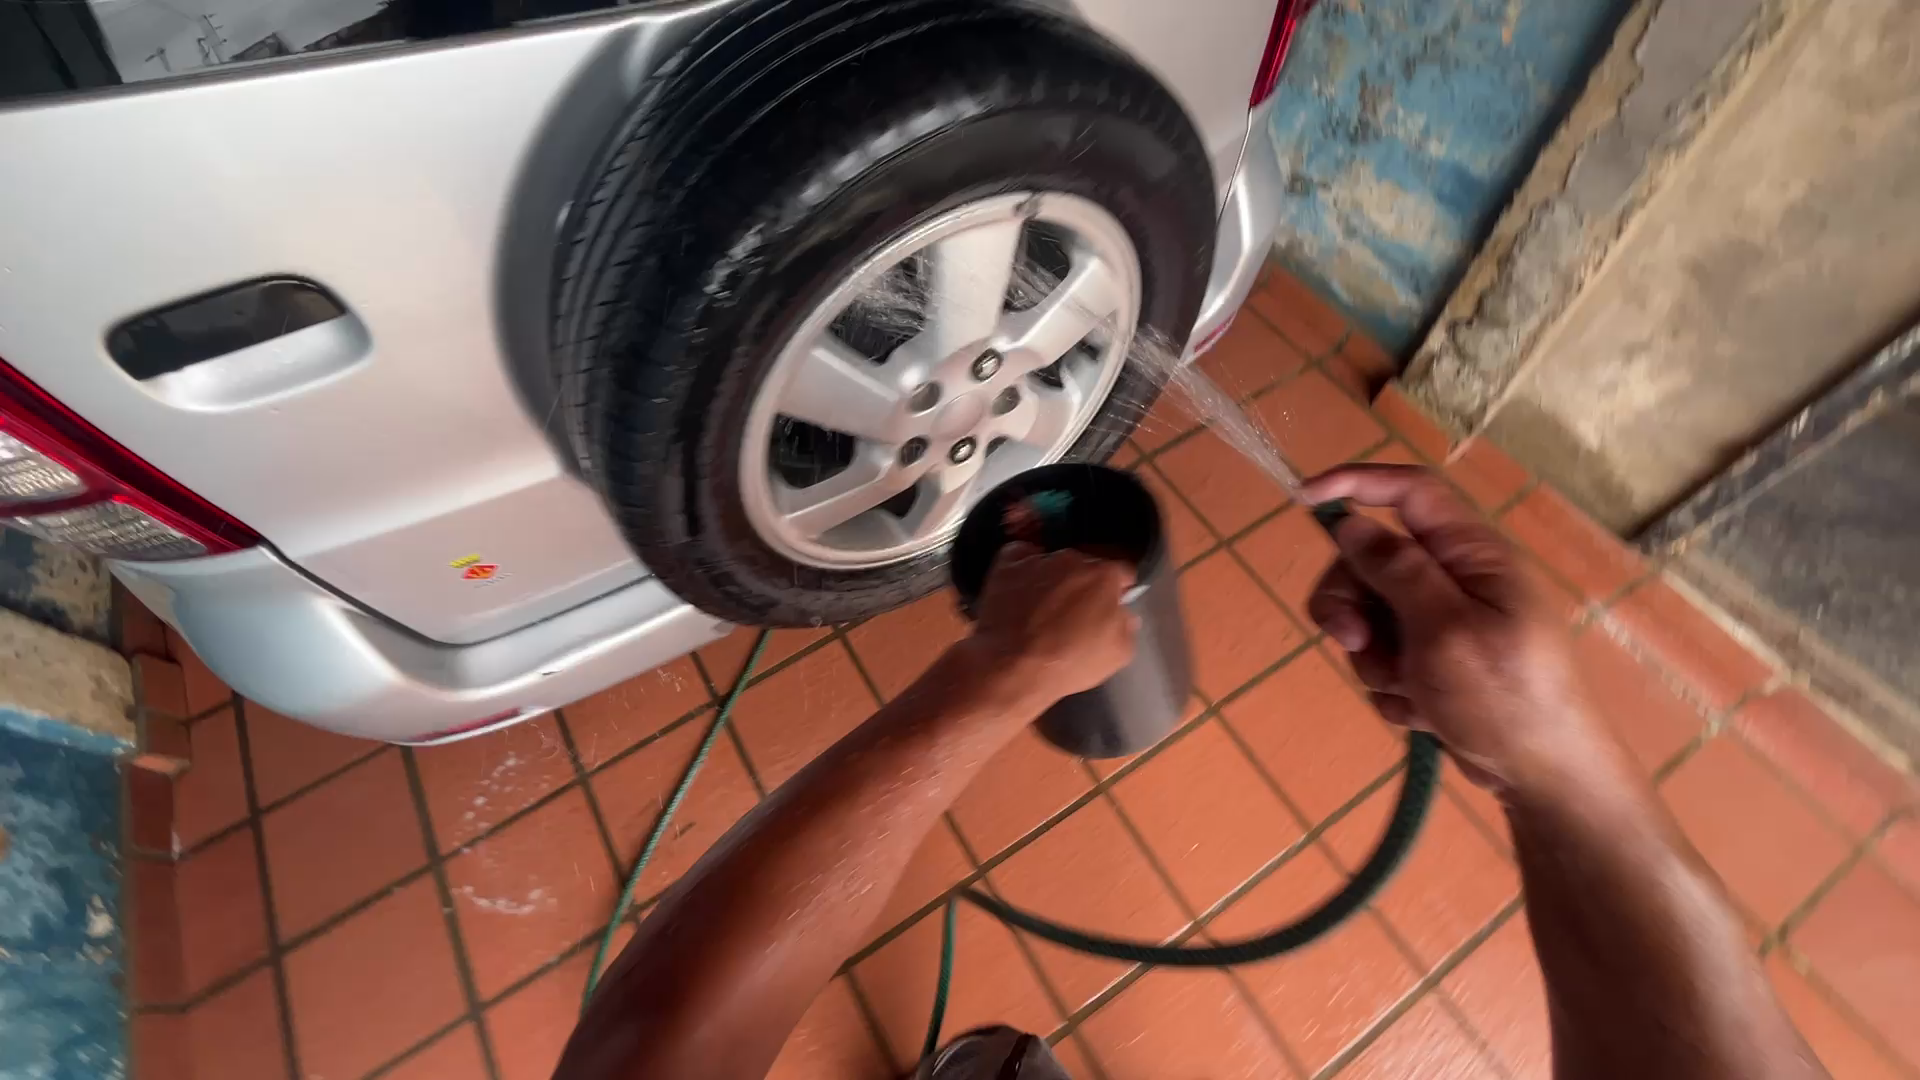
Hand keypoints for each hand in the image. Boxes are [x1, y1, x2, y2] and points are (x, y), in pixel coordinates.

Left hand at [965, 543, 1139, 704]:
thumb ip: (1127, 624)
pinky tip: (1018, 591)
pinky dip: (1021, 570)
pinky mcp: (1008, 563)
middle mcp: (1073, 558)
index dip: (1117, 590)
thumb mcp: (1119, 653)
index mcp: (1105, 575)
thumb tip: (1122, 613)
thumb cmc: (1069, 662)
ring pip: (1053, 563)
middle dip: (1083, 585)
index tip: (1109, 606)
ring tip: (1041, 609)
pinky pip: (1019, 557)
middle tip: (1073, 613)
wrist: (1013, 666)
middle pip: (1085, 566)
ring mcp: (1038, 559)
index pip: (1121, 572)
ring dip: (1053, 579)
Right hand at [1301, 465, 1616, 793]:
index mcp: (1471, 555)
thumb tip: (1351, 524)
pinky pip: (1380, 653)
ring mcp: (1441, 619)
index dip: (1355, 482)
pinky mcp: (1430, 657)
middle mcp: (1454, 578)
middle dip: (1348, 601)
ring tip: (1402, 688)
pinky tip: (1419, 707)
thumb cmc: (1505, 698)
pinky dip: (1388, 681)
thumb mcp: (1444, 629)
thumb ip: (1396, 570)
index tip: (1302, 498)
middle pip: (1370, 560)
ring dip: (1370, 653)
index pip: (1409, 491)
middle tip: (1351, 641)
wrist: (1543, 781)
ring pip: (1366, 611)